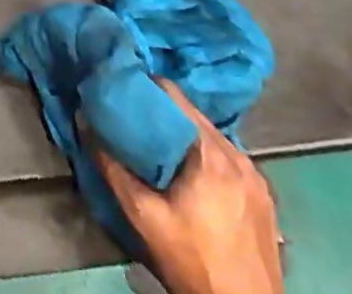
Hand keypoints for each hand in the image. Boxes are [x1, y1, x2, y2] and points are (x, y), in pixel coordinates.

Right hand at [97, 80, 282, 293]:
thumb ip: (113, 167)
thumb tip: (86, 123)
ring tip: (157, 144)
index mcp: (210, 153)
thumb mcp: (144, 217)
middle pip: (193, 114)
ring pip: (212, 136)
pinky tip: (190, 173)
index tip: (123, 90)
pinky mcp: (265, 196)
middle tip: (134, 118)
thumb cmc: (193, 263)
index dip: (144, 87)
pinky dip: (206, 155)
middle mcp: (238, 155)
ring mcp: (256, 176)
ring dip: (184, 134)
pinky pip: (229, 159)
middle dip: (162, 112)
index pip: (174, 95)